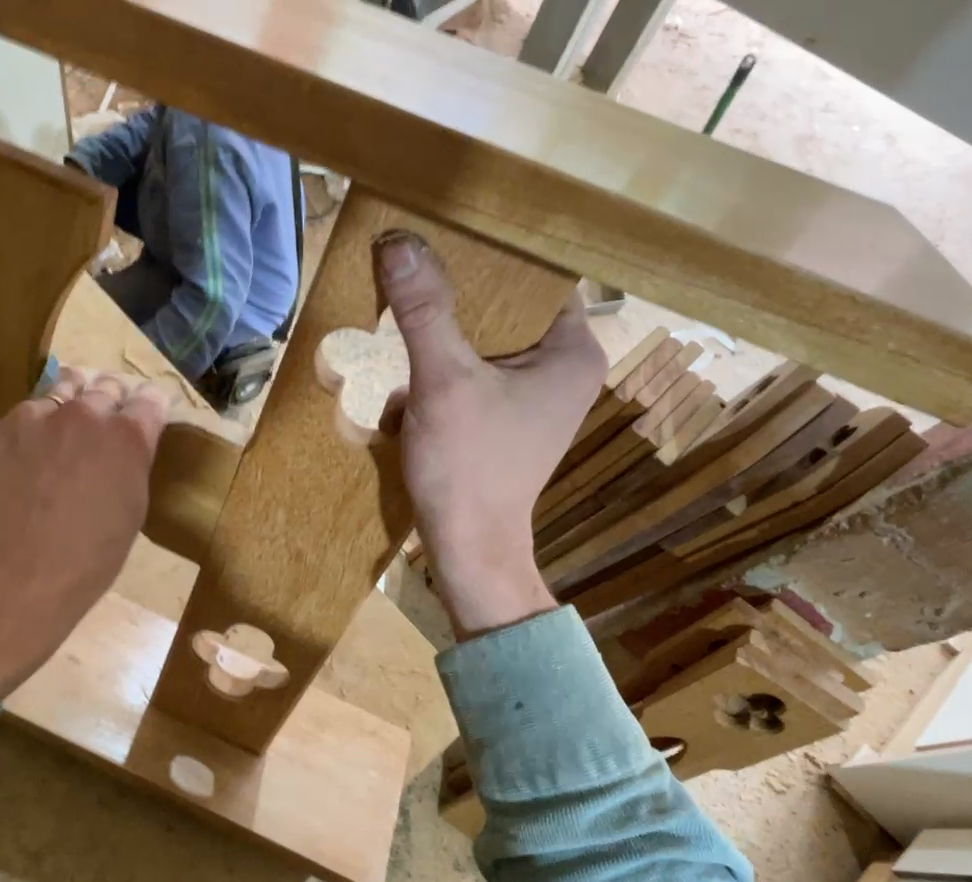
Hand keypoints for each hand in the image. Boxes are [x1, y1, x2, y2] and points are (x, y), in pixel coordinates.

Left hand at [0, 369, 172, 696]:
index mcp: (125, 434)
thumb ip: (131, 463)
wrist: (15, 584)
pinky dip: (13, 444)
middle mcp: (79, 412)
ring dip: (59, 414)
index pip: (148, 397)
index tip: (141, 417)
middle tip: (100, 426)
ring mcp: (26, 417)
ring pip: (50, 399)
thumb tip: (126, 443)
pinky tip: (10, 477)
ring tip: (53, 446)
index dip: (147, 407)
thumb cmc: (88, 560)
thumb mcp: (131, 510)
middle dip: (106, 401)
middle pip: (101, 387)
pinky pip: (6, 428)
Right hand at [375, 232, 607, 639]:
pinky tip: (409, 395)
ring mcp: (536, 401)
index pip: (534, 278)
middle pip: (504, 312)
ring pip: (483, 347)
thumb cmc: (469, 467)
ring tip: (402, 343)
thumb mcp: (443, 381)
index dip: (488, 258)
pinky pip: (474, 379)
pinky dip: (442, 380)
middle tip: (408, 289)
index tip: (440, 243)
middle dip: (453, 307)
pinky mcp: (508, 424)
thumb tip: (398, 242)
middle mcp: (564, 370)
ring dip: (440, 347)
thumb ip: (424, 311)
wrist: (467, 549)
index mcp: (572, 351)